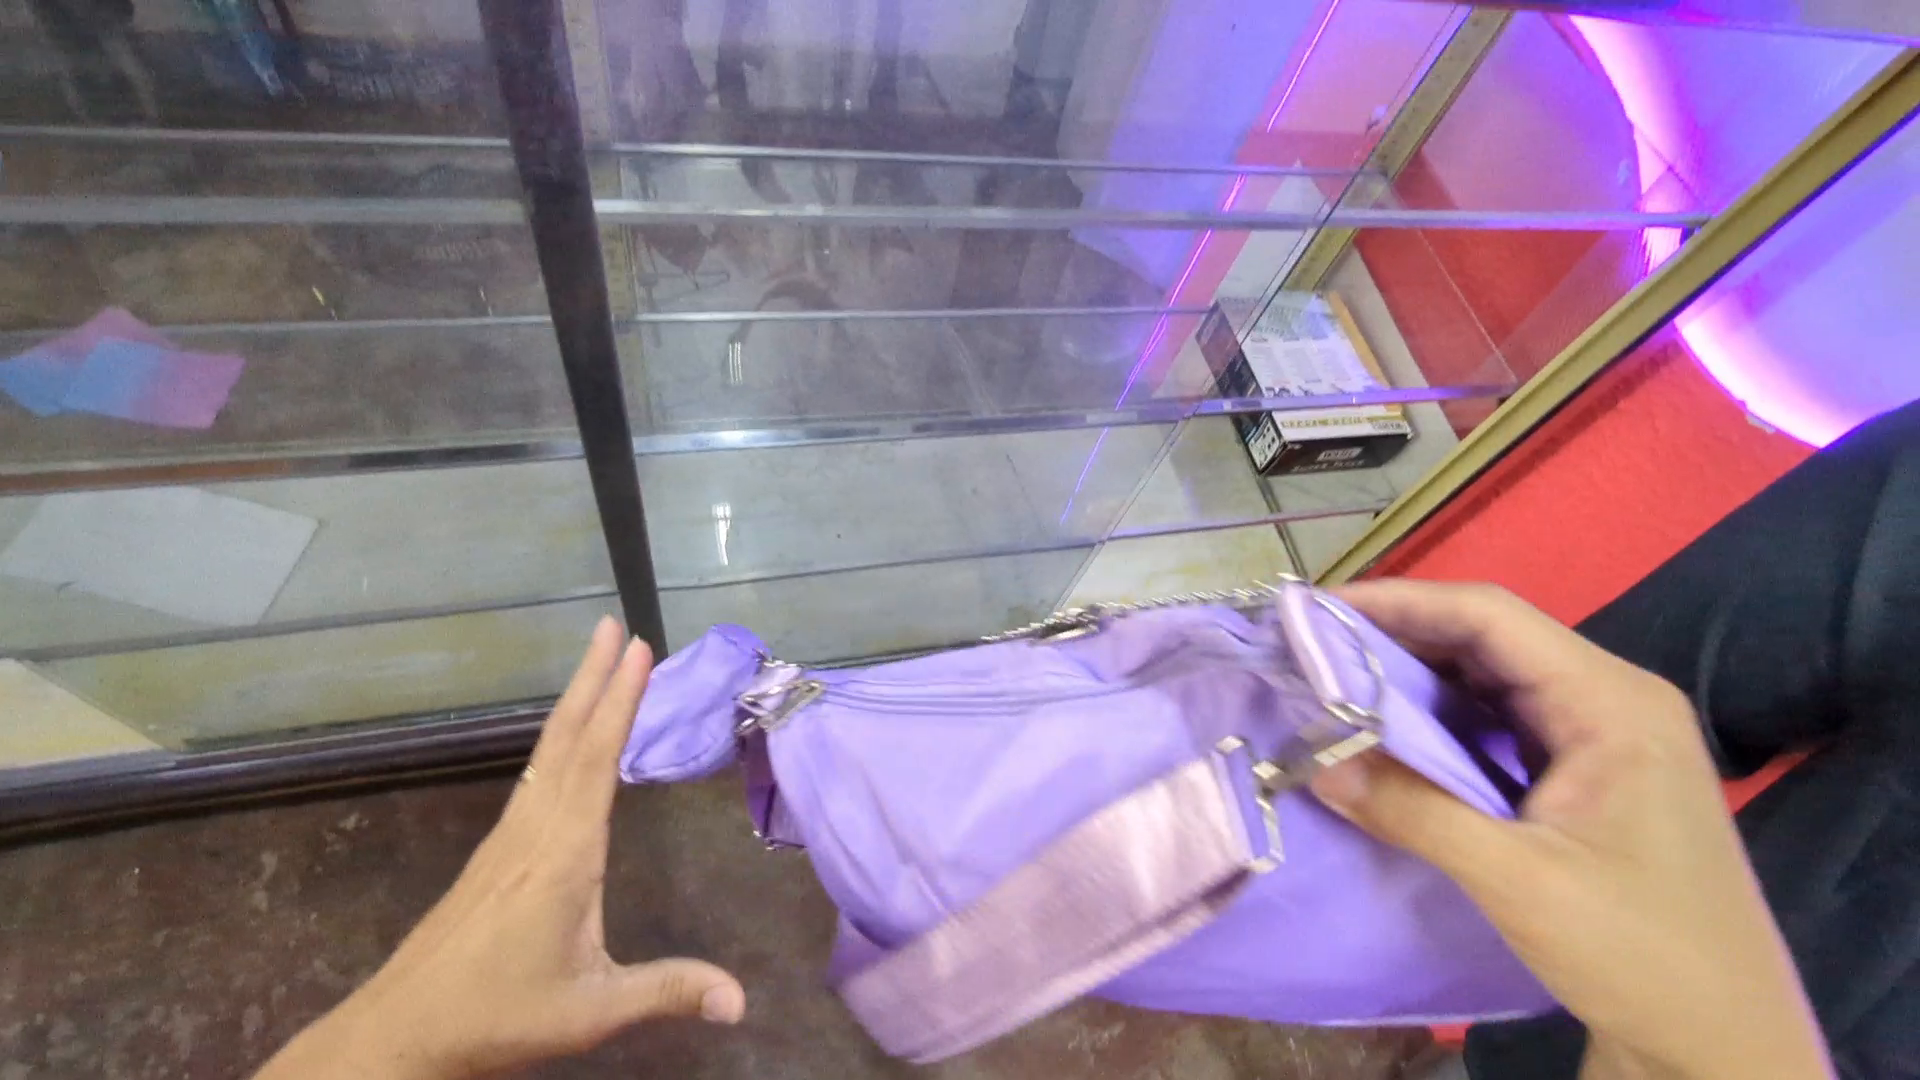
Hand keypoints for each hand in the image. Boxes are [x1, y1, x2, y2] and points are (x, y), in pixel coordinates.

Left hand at [256, 618, 744, 1079]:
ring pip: (548, 751)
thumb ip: (667, 993)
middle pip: (569, 737)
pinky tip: (570, 735)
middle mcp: (536, 828)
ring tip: (599, 660)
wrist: (391, 1040)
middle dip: (594, 677)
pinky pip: (539, 773)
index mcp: (563, 852)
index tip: (638, 649)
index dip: (620, 701)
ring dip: (577, 699)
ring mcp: (510, 835)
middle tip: (614, 626)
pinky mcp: (498, 850)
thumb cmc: (494, 1018)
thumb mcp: (589, 1012)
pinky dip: (564, 735)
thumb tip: (742, 1000)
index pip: (597, 758)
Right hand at [1309, 581, 1827, 1079]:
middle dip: (1392, 633)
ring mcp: (1589, 734)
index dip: (1399, 602)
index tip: (1319, 612)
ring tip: (1328, 674)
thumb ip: (1412, 810)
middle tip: (1309, 643)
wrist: (1720, 1046)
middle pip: (1482, 636)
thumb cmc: (1642, 954)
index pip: (1490, 617)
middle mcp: (1603, 700)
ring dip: (1404, 672)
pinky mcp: (1571, 768)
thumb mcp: (1518, 879)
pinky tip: (1379, 725)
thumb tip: (1316, 763)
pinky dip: (1425, 714)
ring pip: (1479, 674)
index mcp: (1610, 703)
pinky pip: (1484, 717)